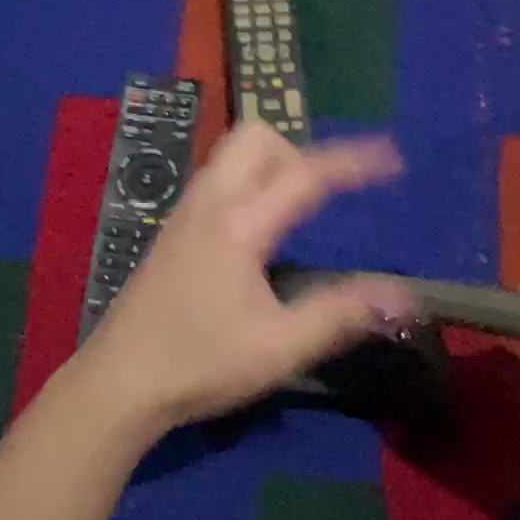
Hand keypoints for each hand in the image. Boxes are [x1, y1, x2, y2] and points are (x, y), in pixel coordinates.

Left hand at [70, 123, 412, 428]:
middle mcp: (209, 202)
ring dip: (272, 164)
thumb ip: (340, 314)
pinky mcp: (171, 228)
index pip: (306, 174)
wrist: (118, 382)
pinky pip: (217, 177)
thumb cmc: (200, 365)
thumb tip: (401, 294)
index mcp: (238, 225)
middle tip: (326, 196)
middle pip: (258, 137)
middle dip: (301, 151)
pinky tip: (256, 231)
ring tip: (299, 210)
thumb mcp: (279, 348)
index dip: (355, 162)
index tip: (394, 159)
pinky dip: (248, 181)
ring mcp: (184, 211)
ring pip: (233, 154)